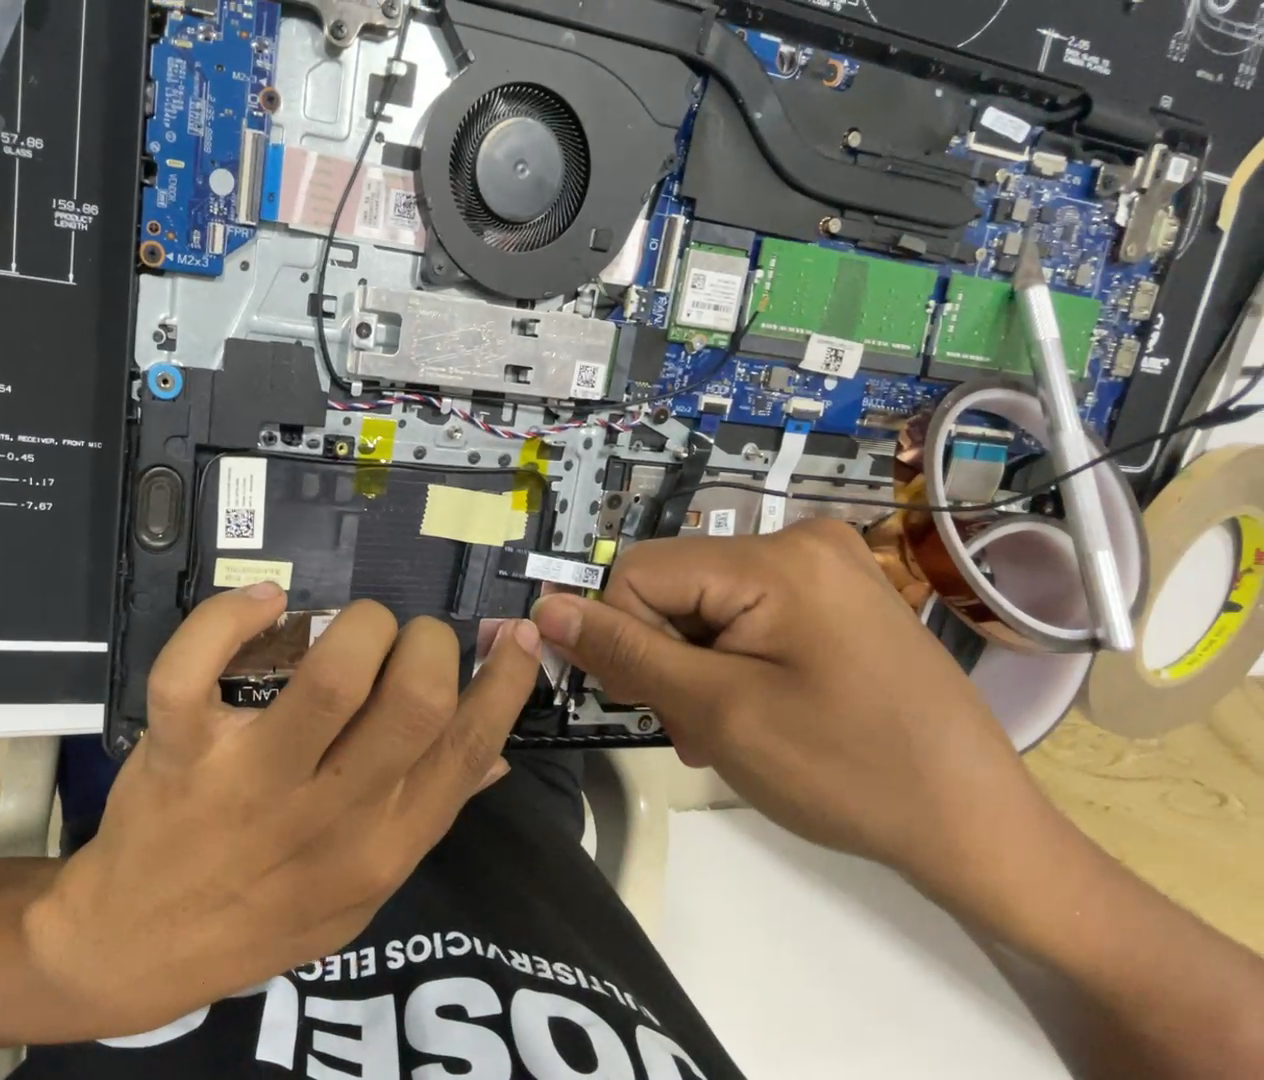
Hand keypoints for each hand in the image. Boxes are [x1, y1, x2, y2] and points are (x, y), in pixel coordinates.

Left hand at [24, 584, 542, 1038]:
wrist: (138, 949)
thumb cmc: (261, 913)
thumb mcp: (359, 893)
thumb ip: (425, 820)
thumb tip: (493, 757)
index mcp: (383, 846)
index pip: (465, 752)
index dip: (503, 683)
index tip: (517, 636)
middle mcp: (329, 813)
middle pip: (413, 702)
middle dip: (428, 644)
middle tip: (408, 639)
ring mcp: (249, 781)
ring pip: (330, 678)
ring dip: (359, 626)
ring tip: (353, 624)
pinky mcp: (179, 752)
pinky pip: (197, 669)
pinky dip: (230, 616)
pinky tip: (263, 600)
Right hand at [531, 520, 1040, 896]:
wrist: (976, 827)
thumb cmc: (847, 772)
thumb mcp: (718, 711)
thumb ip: (625, 652)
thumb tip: (545, 608)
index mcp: (776, 558)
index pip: (638, 574)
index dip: (621, 637)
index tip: (646, 703)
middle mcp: (800, 540)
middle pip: (671, 587)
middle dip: (661, 657)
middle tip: (689, 727)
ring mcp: (825, 567)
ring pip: (701, 605)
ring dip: (690, 667)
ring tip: (718, 730)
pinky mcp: (836, 596)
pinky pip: (744, 614)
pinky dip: (727, 661)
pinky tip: (748, 710)